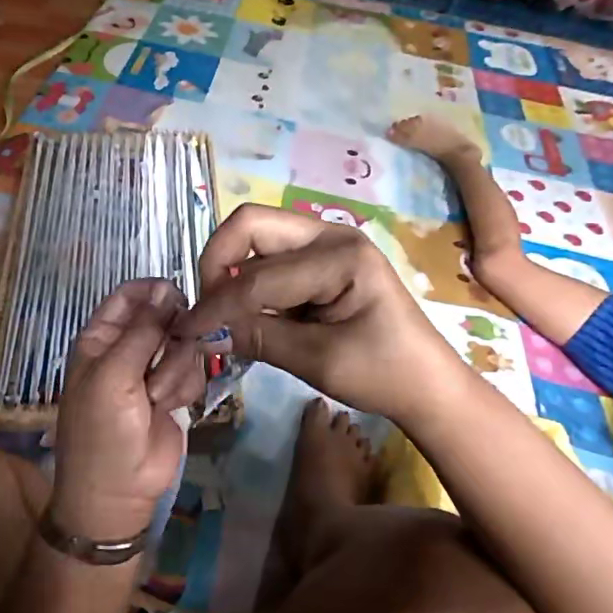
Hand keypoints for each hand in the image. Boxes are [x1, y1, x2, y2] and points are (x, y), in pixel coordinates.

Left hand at [50, 278, 203, 540]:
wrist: (118, 491)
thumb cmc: (103, 430)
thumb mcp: (114, 375)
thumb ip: (142, 329)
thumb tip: (165, 288)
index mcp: (102, 338)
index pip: (130, 295)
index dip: (154, 292)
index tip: (176, 300)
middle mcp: (128, 348)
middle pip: (165, 317)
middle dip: (170, 339)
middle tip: (162, 362)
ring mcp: (153, 370)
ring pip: (184, 344)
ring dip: (175, 370)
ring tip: (158, 398)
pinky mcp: (174, 391)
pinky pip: (193, 370)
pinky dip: (184, 388)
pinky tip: (171, 408)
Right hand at [174, 205, 471, 423]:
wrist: (427, 386)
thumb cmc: (384, 374)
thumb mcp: (319, 361)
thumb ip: (257, 338)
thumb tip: (198, 332)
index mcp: (340, 256)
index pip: (258, 276)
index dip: (216, 305)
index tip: (185, 333)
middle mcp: (330, 235)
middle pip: (251, 226)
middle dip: (218, 263)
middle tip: (207, 311)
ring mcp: (325, 245)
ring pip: (256, 241)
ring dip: (232, 275)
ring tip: (223, 320)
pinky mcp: (318, 263)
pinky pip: (269, 261)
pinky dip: (249, 286)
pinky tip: (248, 319)